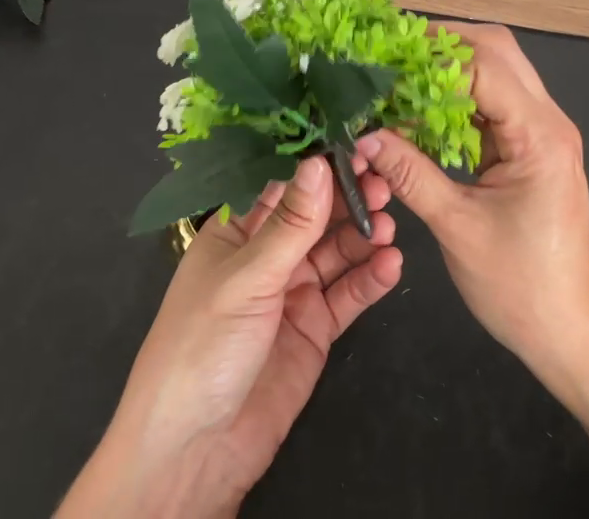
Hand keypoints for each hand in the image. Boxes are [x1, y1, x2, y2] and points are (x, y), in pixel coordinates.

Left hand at [59, 155, 402, 517]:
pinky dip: (370, 279)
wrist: (197, 446)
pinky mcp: (314, 329)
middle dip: (347, 198)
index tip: (355, 142)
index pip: (280, 187)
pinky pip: (347, 295)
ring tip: (391, 221)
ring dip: (363, 235)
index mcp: (233, 232)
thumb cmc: (203, 345)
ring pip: (335, 253)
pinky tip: (392, 263)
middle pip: (314, 217)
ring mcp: (291, 293)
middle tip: (384, 181)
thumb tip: (318, 162)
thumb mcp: (246, 278)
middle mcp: (264, 256)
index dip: (316, 165)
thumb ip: (289, 226)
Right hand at [356, 24, 588, 376]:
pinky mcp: (530, 150)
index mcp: (540, 137)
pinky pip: (491, 104)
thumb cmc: (518, 286)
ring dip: (448, 67)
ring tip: (396, 75)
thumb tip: (362, 135)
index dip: (430, 58)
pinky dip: (455, 98)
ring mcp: (542, 135)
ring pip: (496, 72)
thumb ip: (409, 173)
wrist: (566, 332)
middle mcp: (548, 123)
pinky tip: (418, 110)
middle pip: (498, 52)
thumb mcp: (455, 227)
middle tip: (388, 55)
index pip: (483, 67)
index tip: (381, 61)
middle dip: (442, 44)